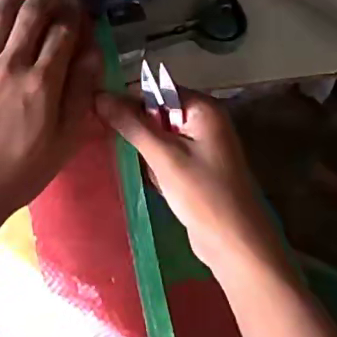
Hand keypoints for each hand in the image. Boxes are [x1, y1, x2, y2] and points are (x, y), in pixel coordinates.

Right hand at [96, 90, 284, 278]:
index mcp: (203, 107)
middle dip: (139, 129)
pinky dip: (158, 165)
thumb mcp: (163, 156)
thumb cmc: (203, 195)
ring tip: (143, 168)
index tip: (101, 114)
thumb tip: (98, 95)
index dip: (128, 100)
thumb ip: (130, 124)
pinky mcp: (199, 167)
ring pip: (160, 135)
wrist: (237, 246)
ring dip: (147, 151)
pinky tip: (156, 182)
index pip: (156, 89)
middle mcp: (205, 119)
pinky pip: (169, 154)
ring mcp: (204, 144)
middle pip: (158, 112)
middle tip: (117, 143)